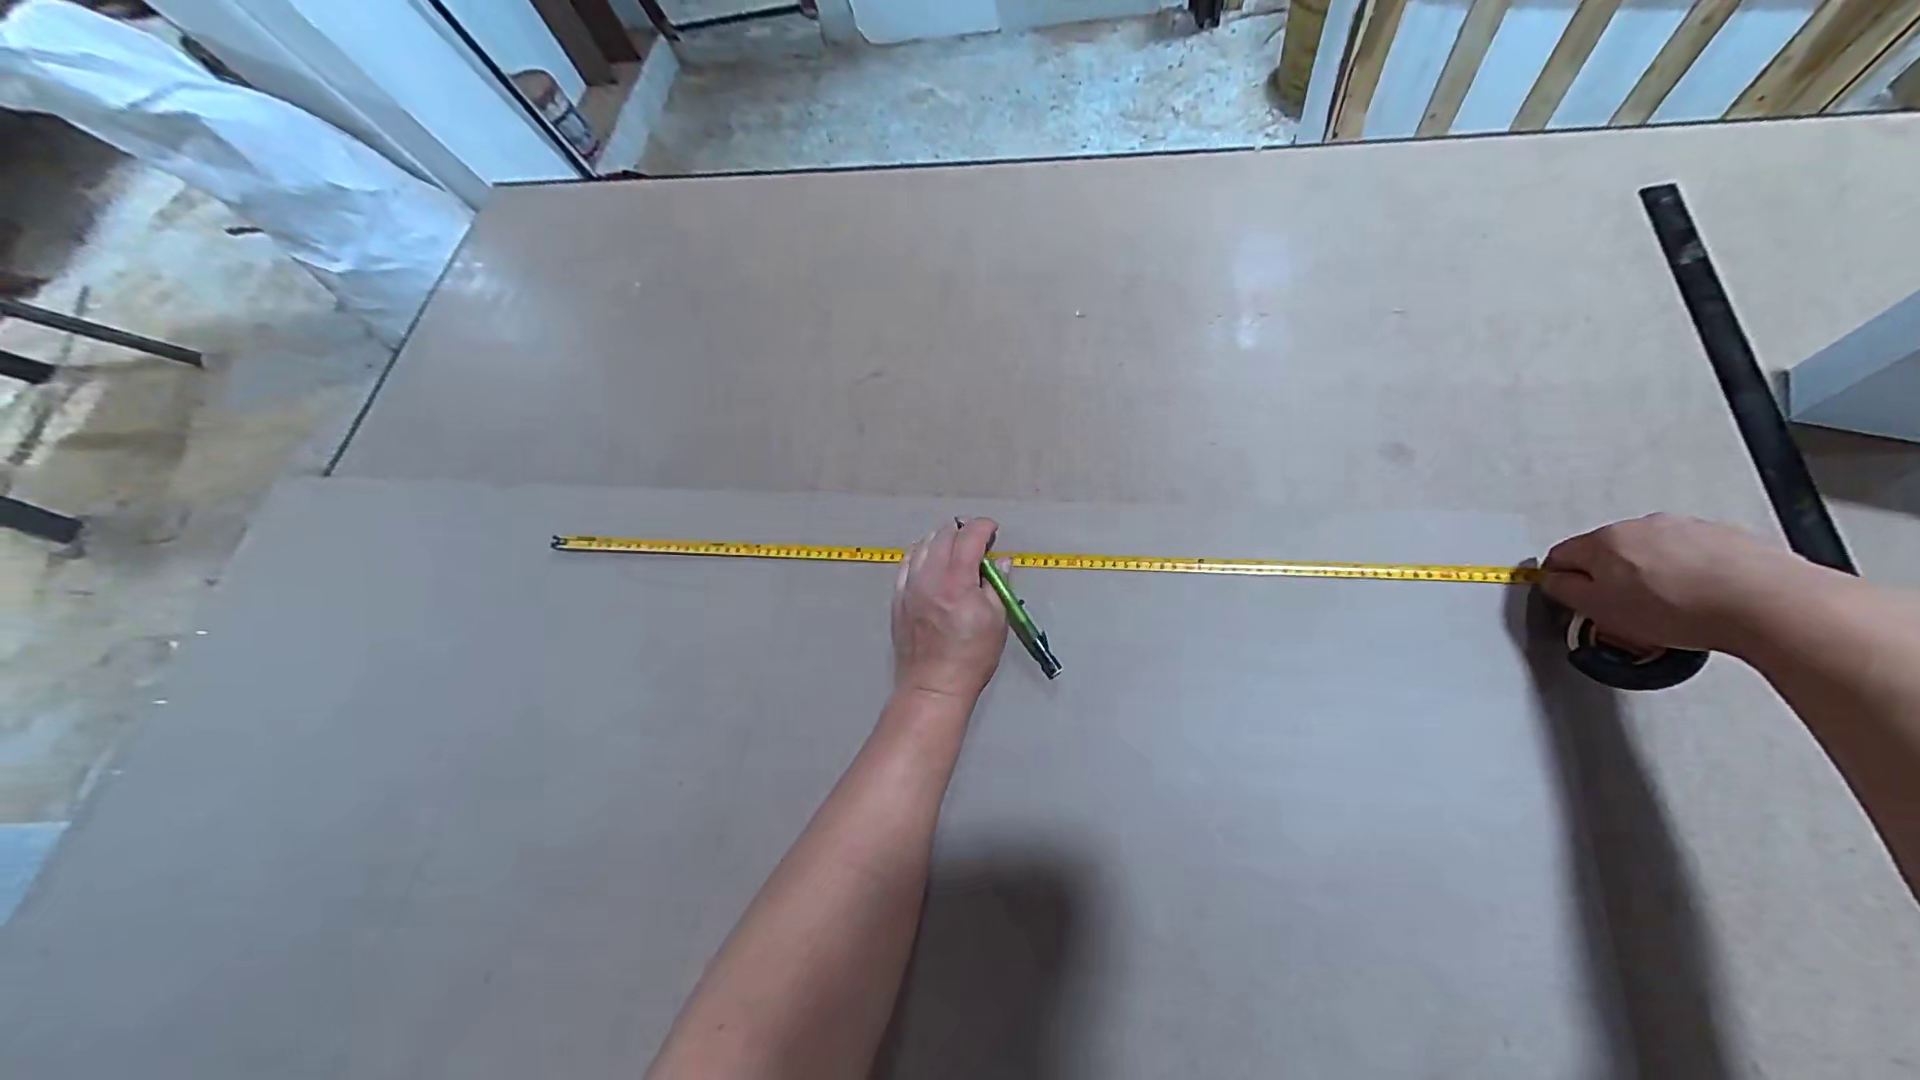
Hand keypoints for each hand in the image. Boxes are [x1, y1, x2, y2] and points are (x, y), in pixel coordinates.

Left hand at [892, 518, 1010, 700]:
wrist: (933, 685)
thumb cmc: (971, 657)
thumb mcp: (997, 620)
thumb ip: (998, 584)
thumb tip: (1000, 561)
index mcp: (957, 582)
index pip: (969, 536)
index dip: (983, 527)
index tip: (993, 530)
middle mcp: (930, 577)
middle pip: (944, 535)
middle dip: (964, 530)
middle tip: (978, 540)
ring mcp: (910, 586)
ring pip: (923, 545)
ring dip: (942, 539)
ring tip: (956, 548)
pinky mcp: (898, 597)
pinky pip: (907, 563)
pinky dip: (922, 554)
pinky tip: (930, 560)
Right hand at [1539, 513, 1817, 652]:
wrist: (1772, 605)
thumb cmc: (1686, 608)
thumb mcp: (1599, 609)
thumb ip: (1564, 590)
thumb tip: (1556, 581)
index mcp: (1604, 539)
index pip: (1561, 556)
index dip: (1562, 581)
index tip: (1575, 599)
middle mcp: (1643, 526)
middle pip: (1608, 552)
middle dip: (1611, 578)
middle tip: (1624, 610)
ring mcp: (1690, 528)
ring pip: (1654, 553)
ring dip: (1653, 576)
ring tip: (1672, 610)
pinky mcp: (1730, 538)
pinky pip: (1696, 557)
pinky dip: (1693, 576)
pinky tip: (1704, 601)